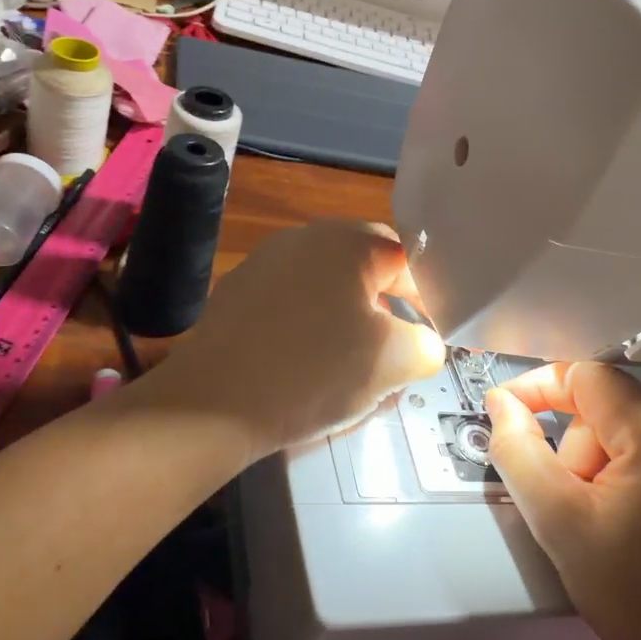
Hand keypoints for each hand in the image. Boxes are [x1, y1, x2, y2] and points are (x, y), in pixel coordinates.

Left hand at [158, 220, 444, 460]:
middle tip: (388, 353)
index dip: (424, 297)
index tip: (423, 339)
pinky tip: (299, 365)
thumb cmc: (313, 372)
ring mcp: (264, 262)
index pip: (405, 255)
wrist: (214, 401)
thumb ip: (426, 343)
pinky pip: (287, 302)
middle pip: (362, 267)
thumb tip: (420, 340)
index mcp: (348, 241)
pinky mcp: (235, 291)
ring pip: (323, 285)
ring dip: (342, 317)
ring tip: (343, 366)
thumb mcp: (394, 362)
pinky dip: (303, 327)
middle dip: (382, 307)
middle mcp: (304, 238)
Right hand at [484, 363, 640, 639]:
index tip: (515, 412)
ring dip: (634, 454)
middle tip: (591, 506)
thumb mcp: (558, 524)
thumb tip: (503, 400)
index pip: (589, 377)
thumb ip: (517, 450)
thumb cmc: (638, 603)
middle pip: (626, 405)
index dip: (545, 391)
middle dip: (594, 445)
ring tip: (635, 516)